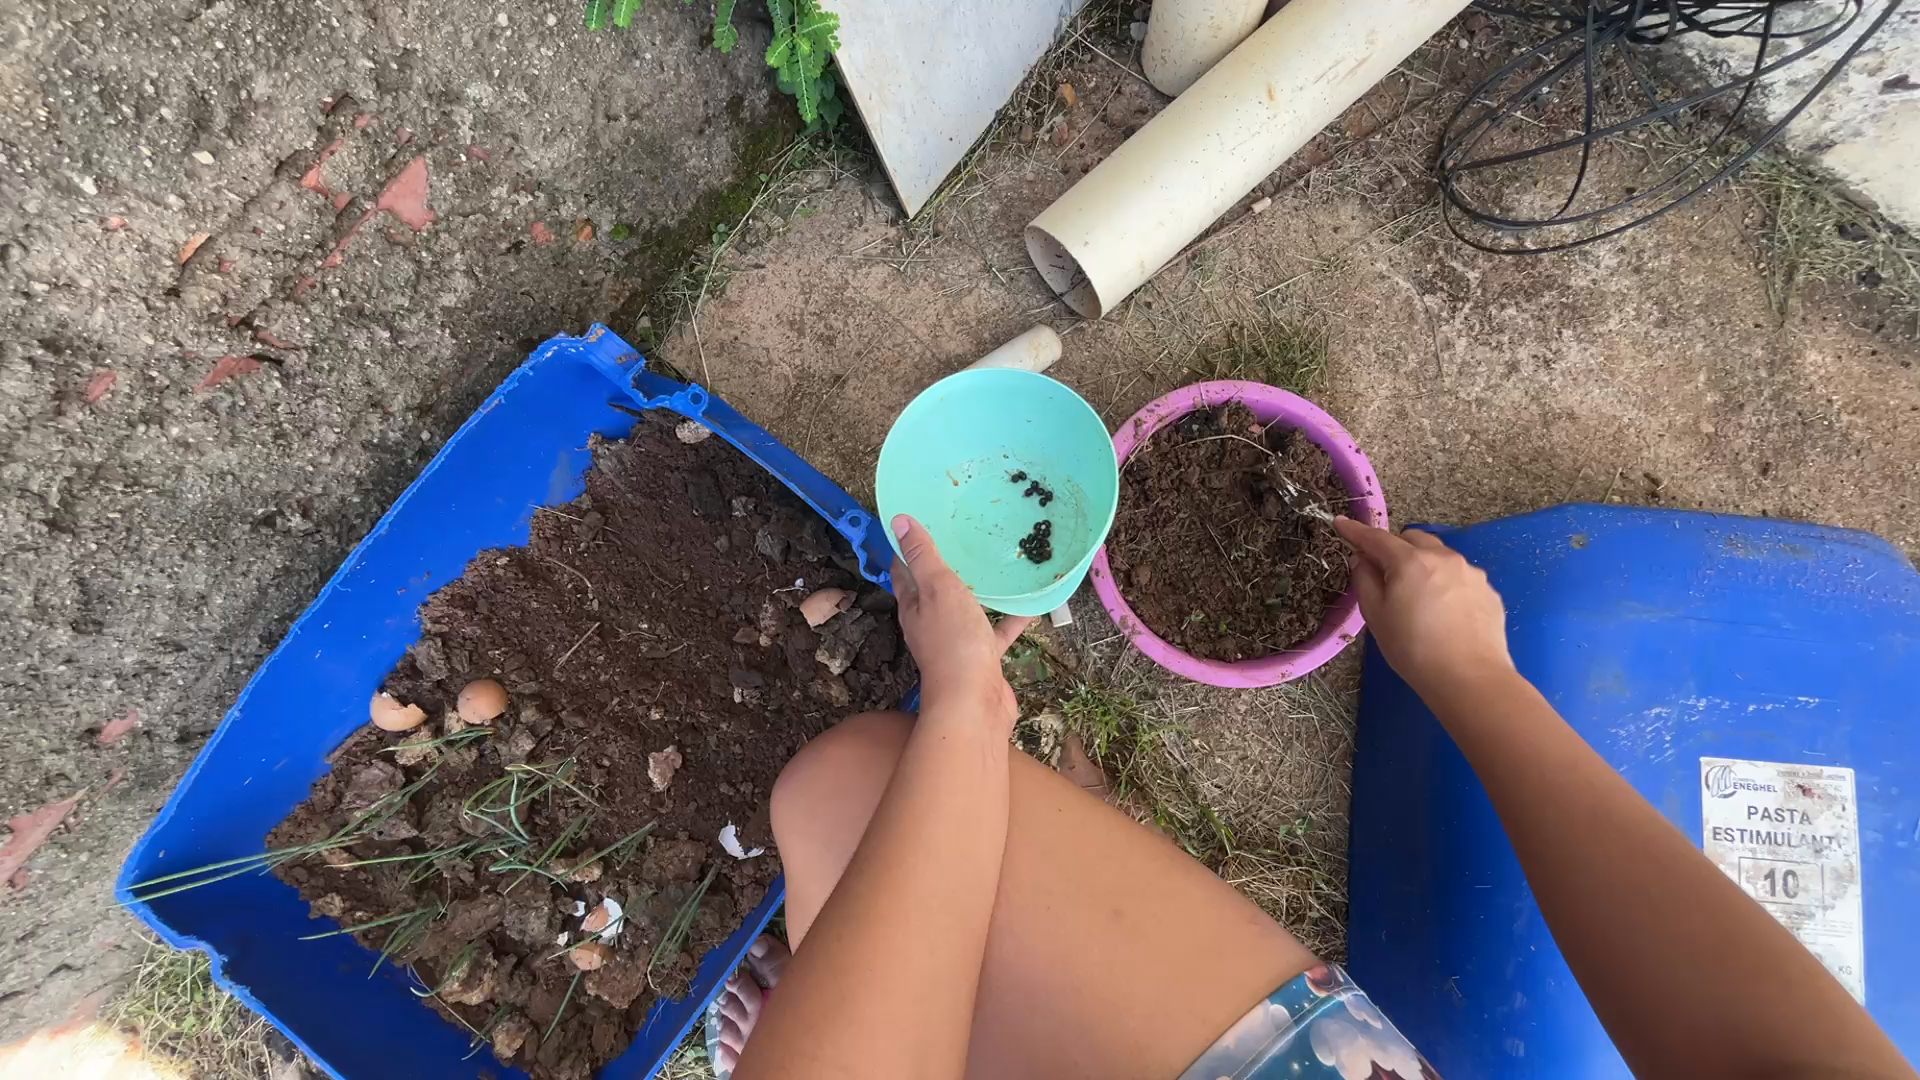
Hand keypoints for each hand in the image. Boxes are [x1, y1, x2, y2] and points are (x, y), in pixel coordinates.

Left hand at [889, 515, 1031, 724]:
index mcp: (914, 605)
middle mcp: (930, 623)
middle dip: (946, 564)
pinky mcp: (982, 657)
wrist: (974, 703)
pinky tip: (1031, 605)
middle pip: (935, 588)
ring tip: (998, 565)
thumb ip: (922, 556)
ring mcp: (956, 642)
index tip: (918, 521)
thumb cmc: (952, 642)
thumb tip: (898, 521)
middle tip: (964, 535)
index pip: (904, 569)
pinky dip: (1011, 619)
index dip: (907, 545)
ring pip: (967, 609)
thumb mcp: (937, 588)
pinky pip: (997, 632)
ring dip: (979, 590)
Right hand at [1333, 516, 1514, 699]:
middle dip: (1394, 548)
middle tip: (1383, 574)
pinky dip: (1444, 583)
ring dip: (1421, 565)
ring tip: (1416, 597)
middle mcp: (1443, 558)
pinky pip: (1458, 576)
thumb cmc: (1412, 647)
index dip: (1354, 530)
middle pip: (1412, 538)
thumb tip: (1363, 561)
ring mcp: (1471, 573)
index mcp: (1410, 562)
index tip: (1340, 523)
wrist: (1469, 678)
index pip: (1375, 538)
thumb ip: (1364, 580)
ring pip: (1438, 556)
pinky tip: (1442, 612)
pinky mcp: (1488, 591)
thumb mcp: (1374, 615)